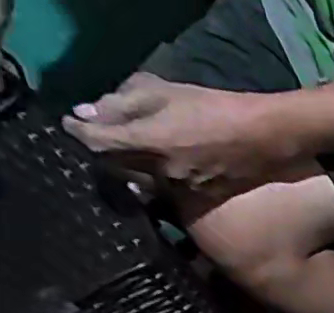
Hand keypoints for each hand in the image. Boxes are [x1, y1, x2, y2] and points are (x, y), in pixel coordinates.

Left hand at [62, 74, 290, 188]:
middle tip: (102, 140)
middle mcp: (160, 172)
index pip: (96, 141)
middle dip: (105, 154)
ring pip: (144, 183)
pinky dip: (160, 181)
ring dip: (134, 170)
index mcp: (146, 142)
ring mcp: (182, 190)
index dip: (78, 132)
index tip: (70, 123)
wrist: (263, 140)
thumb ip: (122, 101)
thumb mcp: (162, 91)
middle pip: (117, 167)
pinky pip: (170, 193)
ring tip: (134, 159)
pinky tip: (166, 172)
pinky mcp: (202, 199)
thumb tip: (90, 112)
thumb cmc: (213, 109)